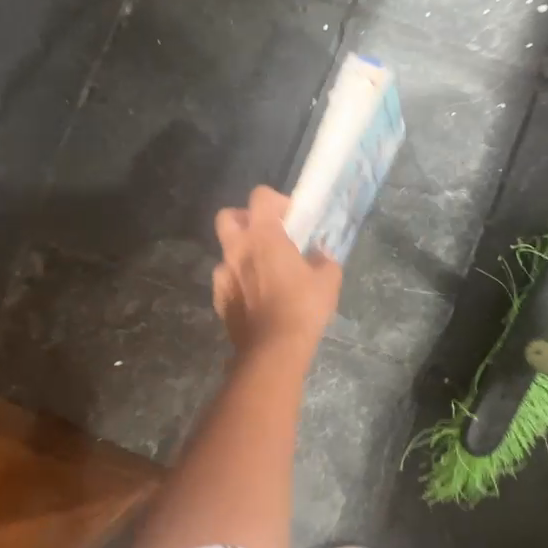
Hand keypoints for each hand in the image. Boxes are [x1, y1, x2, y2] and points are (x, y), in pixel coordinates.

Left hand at [212, 187, 342, 359]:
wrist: (273, 350)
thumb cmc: (303, 307)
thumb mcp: (328, 280)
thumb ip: (324, 260)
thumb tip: (319, 255)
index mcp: (264, 236)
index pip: (260, 197)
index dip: (277, 201)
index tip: (293, 218)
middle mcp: (238, 250)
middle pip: (228, 216)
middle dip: (246, 219)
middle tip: (267, 235)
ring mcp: (223, 276)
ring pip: (225, 252)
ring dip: (242, 254)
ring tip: (263, 272)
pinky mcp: (219, 300)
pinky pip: (225, 280)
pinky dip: (238, 282)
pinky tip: (255, 296)